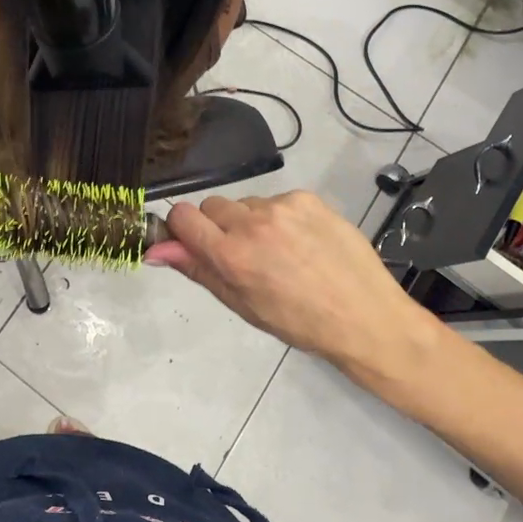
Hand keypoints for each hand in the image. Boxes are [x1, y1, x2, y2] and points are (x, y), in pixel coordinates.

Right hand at [149, 192, 444, 383]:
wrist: (368, 318)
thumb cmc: (299, 323)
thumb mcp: (241, 304)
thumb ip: (197, 269)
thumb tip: (154, 250)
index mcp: (232, 256)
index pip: (182, 216)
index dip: (183, 230)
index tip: (195, 245)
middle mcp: (253, 224)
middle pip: (210, 206)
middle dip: (218, 227)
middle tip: (243, 256)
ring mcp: (283, 207)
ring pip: (244, 204)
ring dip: (250, 222)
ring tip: (280, 252)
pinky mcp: (308, 198)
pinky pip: (276, 201)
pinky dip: (280, 218)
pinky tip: (301, 242)